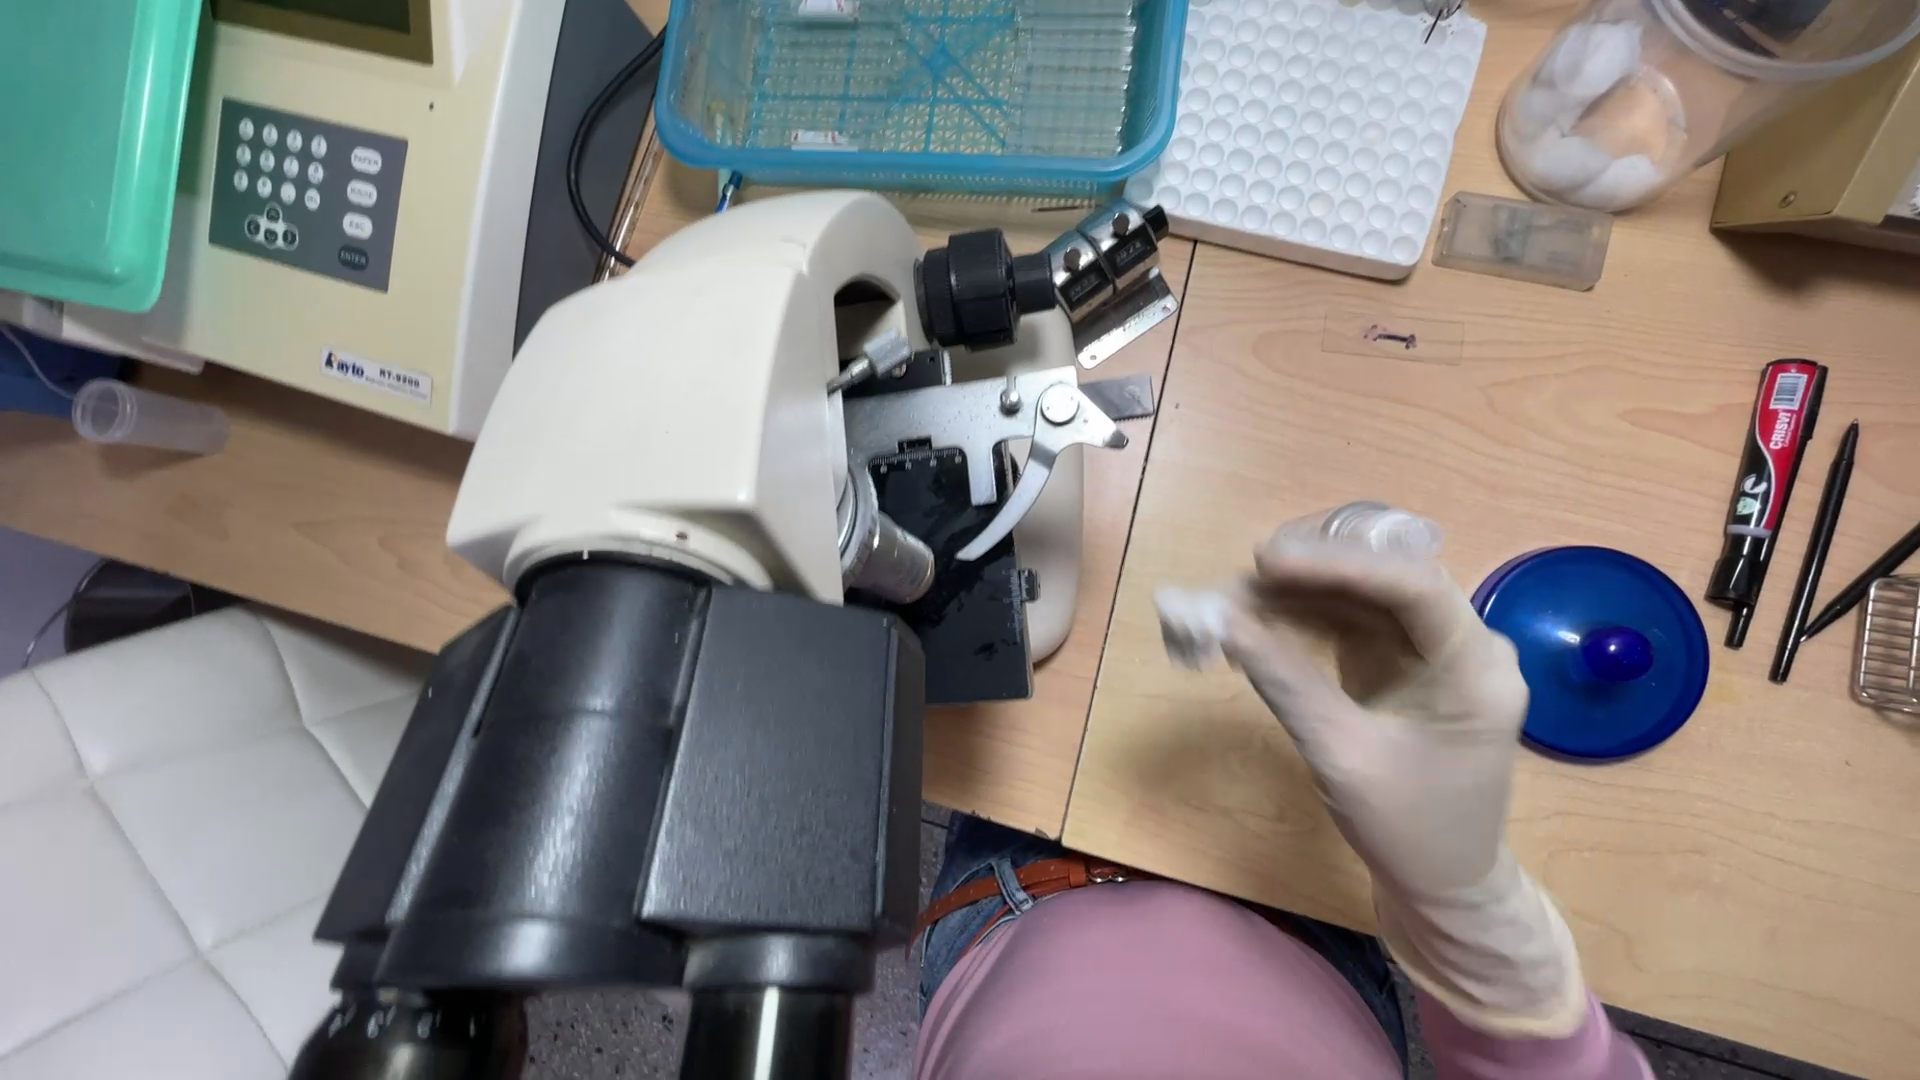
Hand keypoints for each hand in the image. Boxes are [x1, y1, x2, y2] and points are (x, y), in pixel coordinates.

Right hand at [1220, 533, 1586, 1036]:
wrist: (1443, 880)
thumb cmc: (1410, 829)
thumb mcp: (1342, 757)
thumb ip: (1285, 682)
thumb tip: (1221, 621)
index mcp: (1474, 664)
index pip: (1411, 583)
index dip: (1336, 562)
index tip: (1264, 560)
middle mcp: (1456, 638)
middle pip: (1382, 568)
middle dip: (1307, 565)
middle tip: (1240, 577)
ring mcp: (1422, 644)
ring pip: (1353, 586)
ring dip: (1289, 589)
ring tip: (1226, 600)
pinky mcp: (1391, 656)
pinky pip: (1339, 614)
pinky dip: (1292, 613)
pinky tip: (1249, 620)